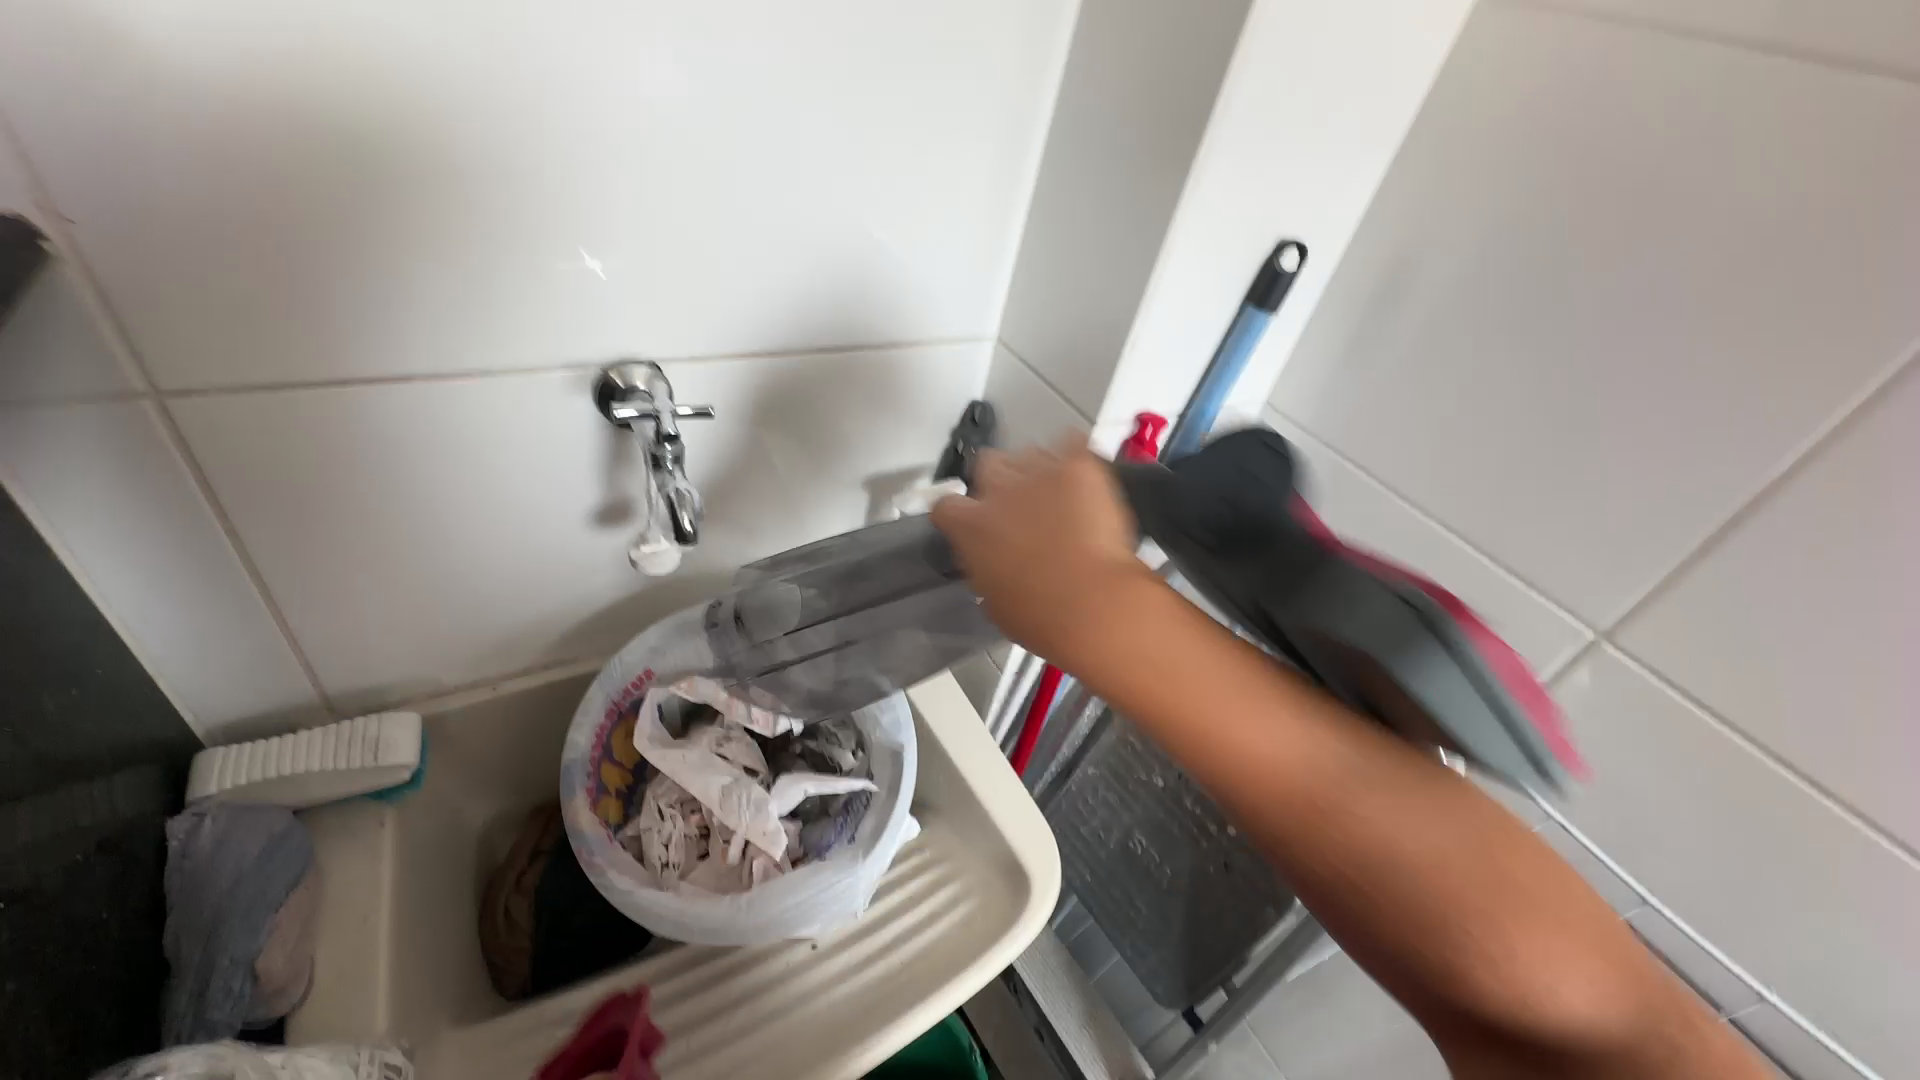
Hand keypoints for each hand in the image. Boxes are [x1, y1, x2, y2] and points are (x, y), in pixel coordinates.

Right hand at [930, 436, 1153, 664]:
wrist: (1094, 605)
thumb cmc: (1041, 618)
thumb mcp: (995, 603)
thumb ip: (986, 572)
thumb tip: (993, 568)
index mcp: (970, 526)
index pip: (946, 505)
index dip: (960, 514)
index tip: (973, 524)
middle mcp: (998, 490)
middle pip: (987, 464)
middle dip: (999, 480)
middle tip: (1020, 505)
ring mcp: (1039, 472)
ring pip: (1030, 453)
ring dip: (1038, 471)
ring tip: (1060, 494)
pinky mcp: (1079, 466)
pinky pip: (1073, 443)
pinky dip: (1076, 454)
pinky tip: (1084, 474)